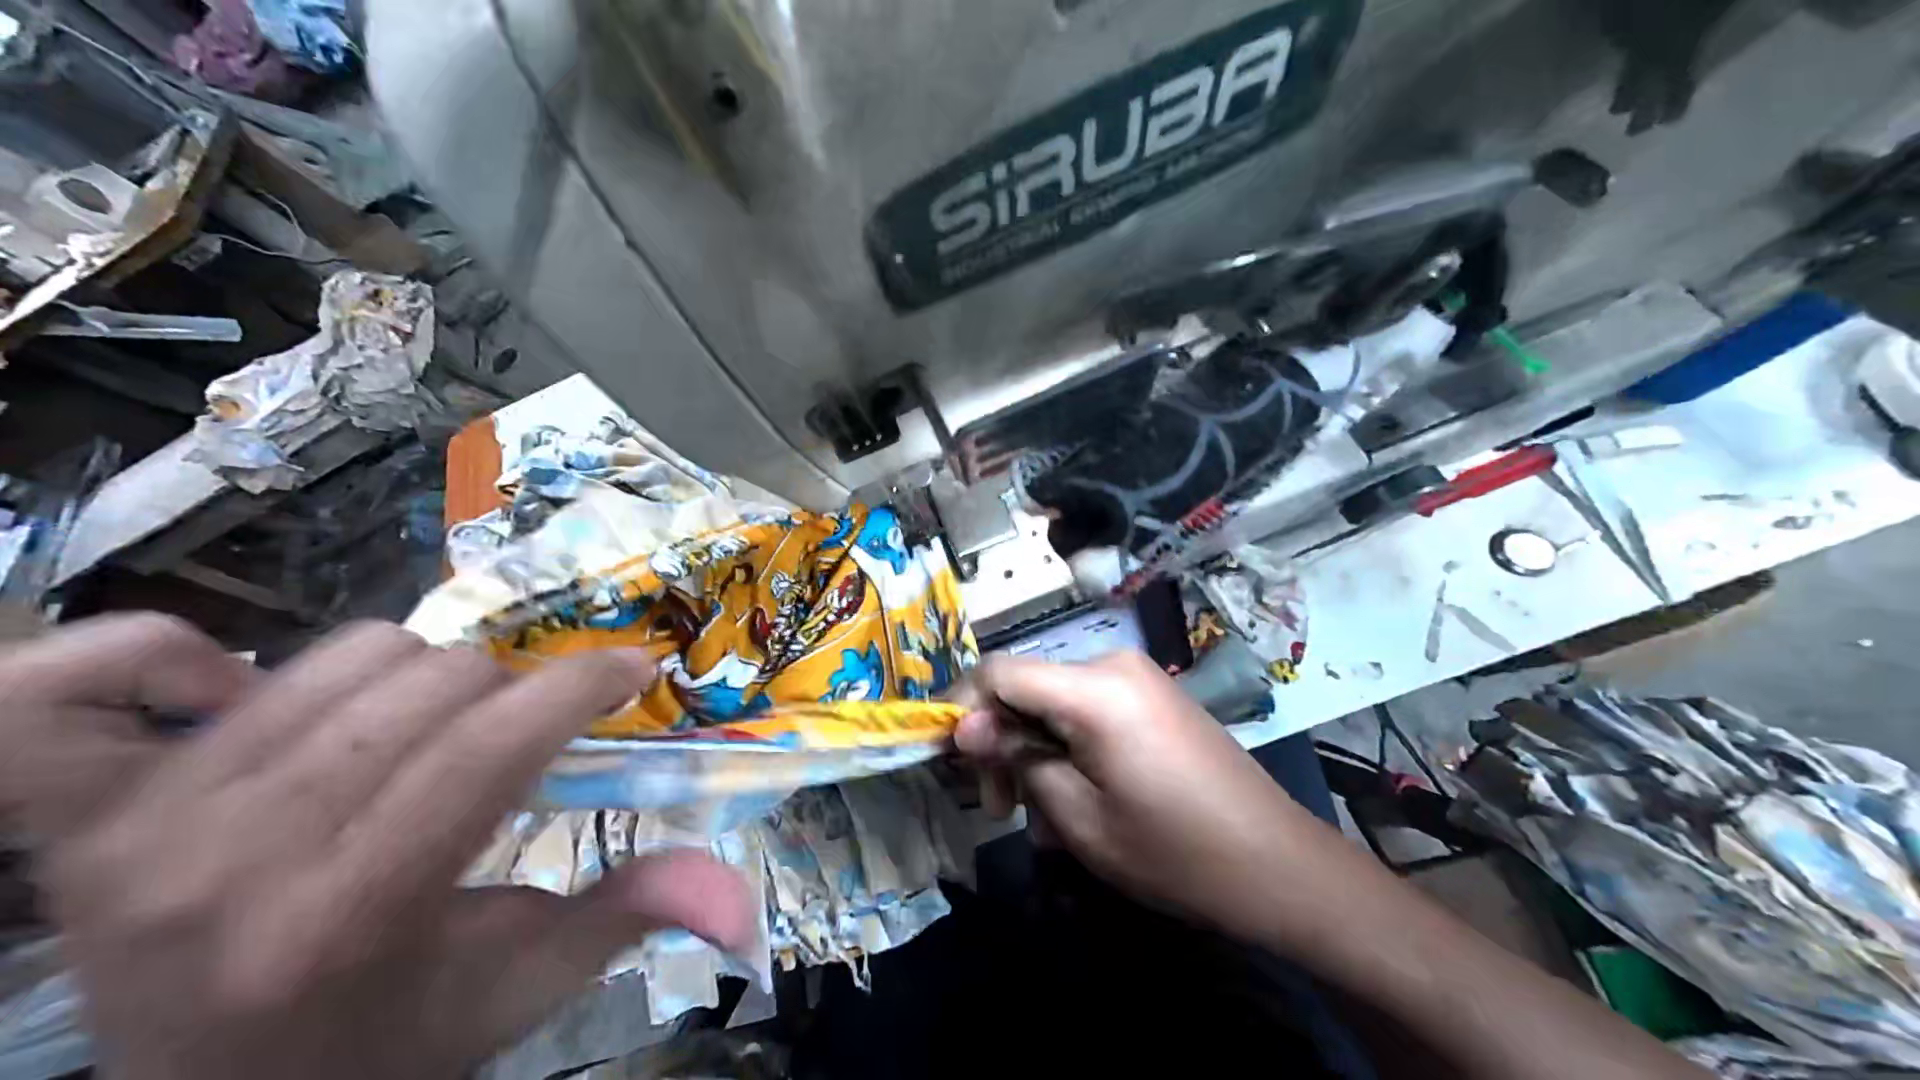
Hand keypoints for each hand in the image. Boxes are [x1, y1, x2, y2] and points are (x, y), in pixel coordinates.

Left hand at [0, 614, 752, 1079]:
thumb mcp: (526, 984)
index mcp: (346, 920)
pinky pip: (215, 653)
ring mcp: (146, 823)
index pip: (487, 749)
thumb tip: (745, 902)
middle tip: (531, 727)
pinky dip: (316, 668)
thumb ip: (634, 918)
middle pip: (432, 681)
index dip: (577, 687)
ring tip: (446, 728)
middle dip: (514, 688)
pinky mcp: (101, 801)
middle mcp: (228, 862)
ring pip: (358, 653)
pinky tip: (339, 720)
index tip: (633, 670)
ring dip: (435, 676)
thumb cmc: (396, 1034)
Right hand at [954, 650, 1319, 941]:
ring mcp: (1137, 679)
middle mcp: (1113, 664)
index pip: (1000, 672)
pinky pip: (1087, 711)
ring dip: (1034, 753)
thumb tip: (964, 727)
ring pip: (1053, 703)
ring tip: (1040, 820)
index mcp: (1094, 687)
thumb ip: (1016, 758)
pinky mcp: (1151, 698)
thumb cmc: (1174, 851)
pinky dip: (1067, 748)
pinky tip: (1075, 801)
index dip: (963, 708)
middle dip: (1001, 742)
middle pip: (1026, 687)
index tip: (950, 761)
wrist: (1280, 867)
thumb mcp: (1078, 816)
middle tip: (999, 808)